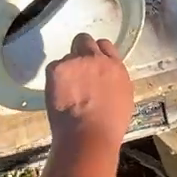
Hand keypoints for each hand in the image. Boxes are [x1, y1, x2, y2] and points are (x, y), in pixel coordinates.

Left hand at [44, 33, 132, 147]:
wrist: (89, 136)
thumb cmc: (109, 125)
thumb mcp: (123, 97)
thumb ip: (113, 79)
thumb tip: (104, 75)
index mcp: (115, 66)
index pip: (105, 45)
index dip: (97, 53)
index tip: (92, 64)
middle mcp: (96, 58)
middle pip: (84, 40)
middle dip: (79, 50)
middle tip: (75, 69)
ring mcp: (75, 62)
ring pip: (67, 57)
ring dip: (67, 69)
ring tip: (67, 91)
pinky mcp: (57, 69)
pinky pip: (53, 67)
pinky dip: (54, 79)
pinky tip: (58, 94)